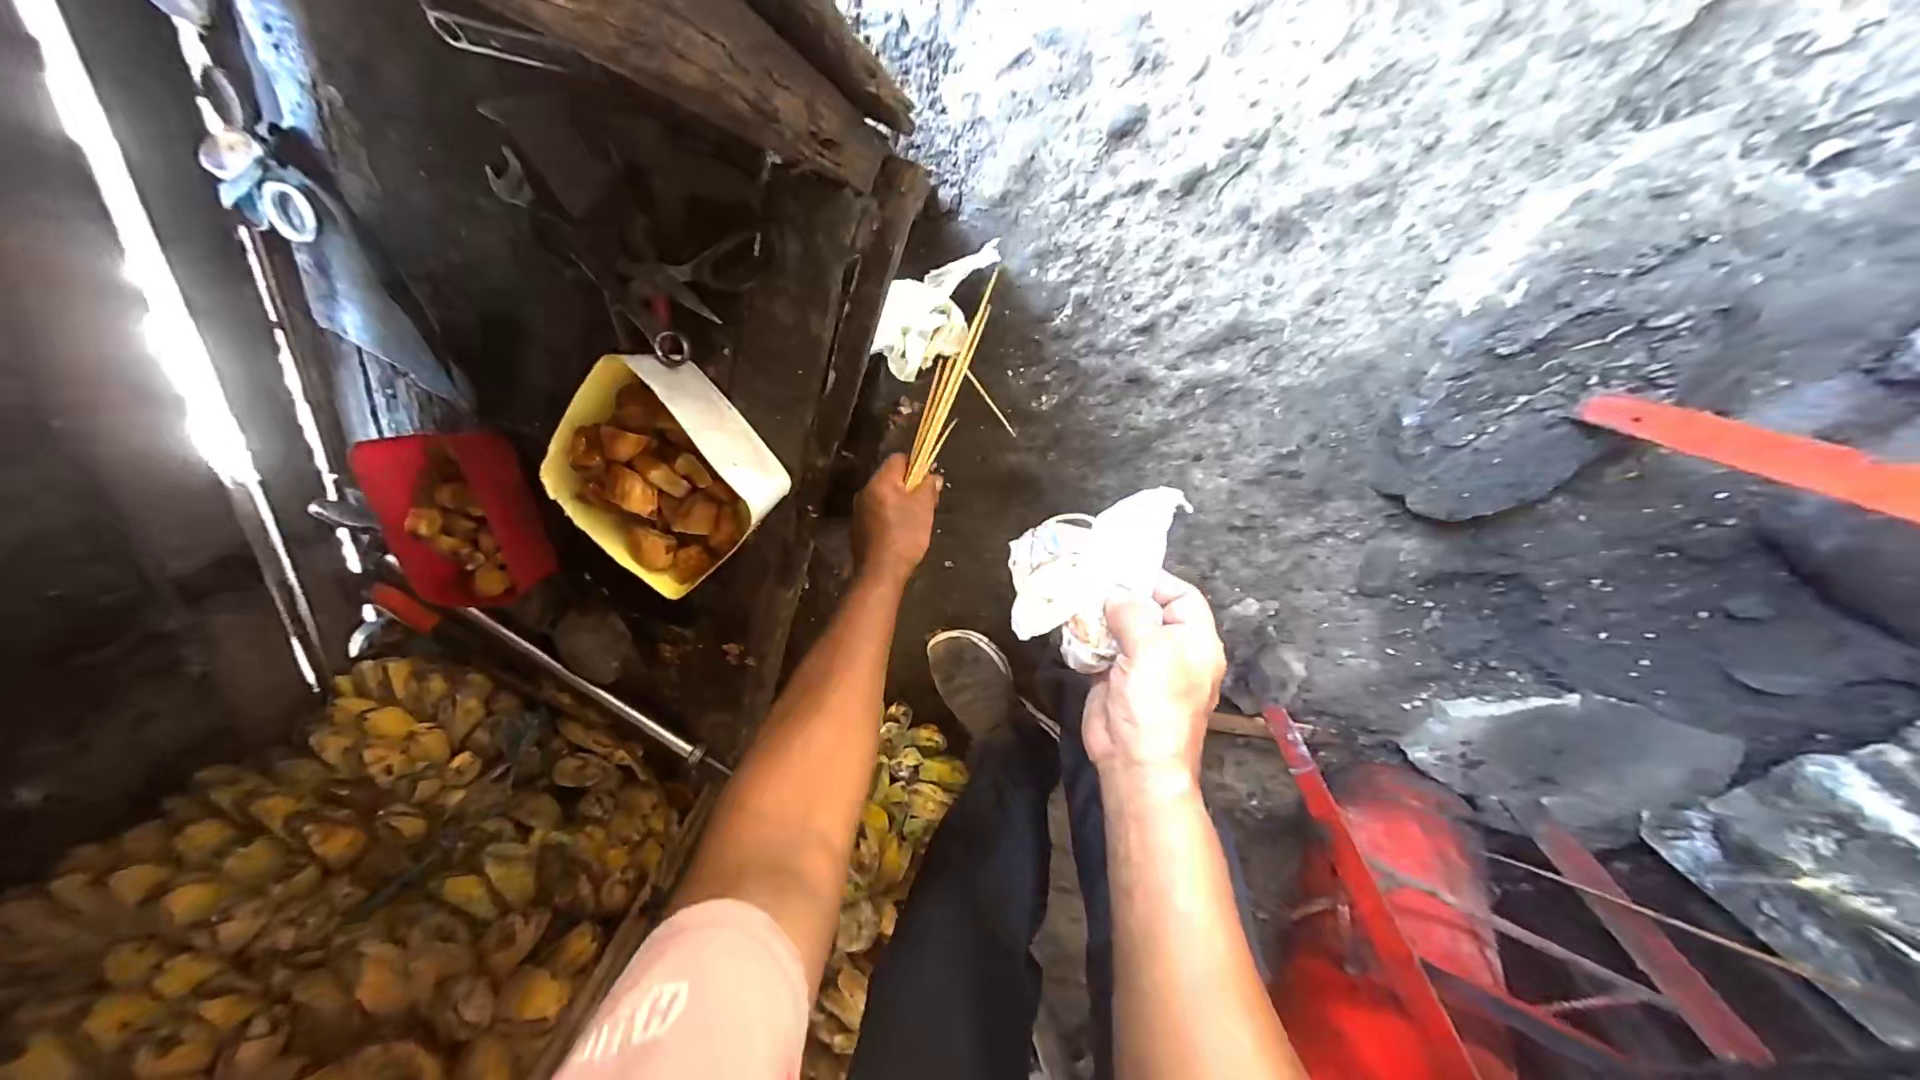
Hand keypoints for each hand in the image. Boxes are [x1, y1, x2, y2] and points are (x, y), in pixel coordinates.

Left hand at [852, 453, 941, 586]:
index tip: (929, 479)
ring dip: (901, 503)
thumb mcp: (924, 508)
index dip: (916, 464)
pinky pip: (877, 514)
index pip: (898, 459)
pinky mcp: (858, 529)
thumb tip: (933, 476)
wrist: (880, 573)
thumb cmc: (905, 536)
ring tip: (916, 520)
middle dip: (910, 486)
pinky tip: (901, 533)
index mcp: (879, 482)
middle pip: (890, 478)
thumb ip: (928, 487)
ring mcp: (859, 512)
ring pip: (884, 497)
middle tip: (927, 502)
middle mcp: (865, 492)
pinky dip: (891, 517)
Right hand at [1082, 572, 1225, 792]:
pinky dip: (1086, 638)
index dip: (1155, 581)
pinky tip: (1070, 628)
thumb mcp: (1151, 648)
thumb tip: (1116, 595)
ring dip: (1097, 616)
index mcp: (1194, 640)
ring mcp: (1141, 664)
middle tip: (1090, 580)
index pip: (1182, 596)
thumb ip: (1133, 612)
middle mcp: (1170, 648)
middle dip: (1119, 597)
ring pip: (1119, 627)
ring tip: (1075, 600)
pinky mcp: (1115, 676)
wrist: (1135, 761)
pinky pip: (1101, 648)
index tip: (1122, 571)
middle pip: (1146, 609)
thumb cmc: (1155, 705)